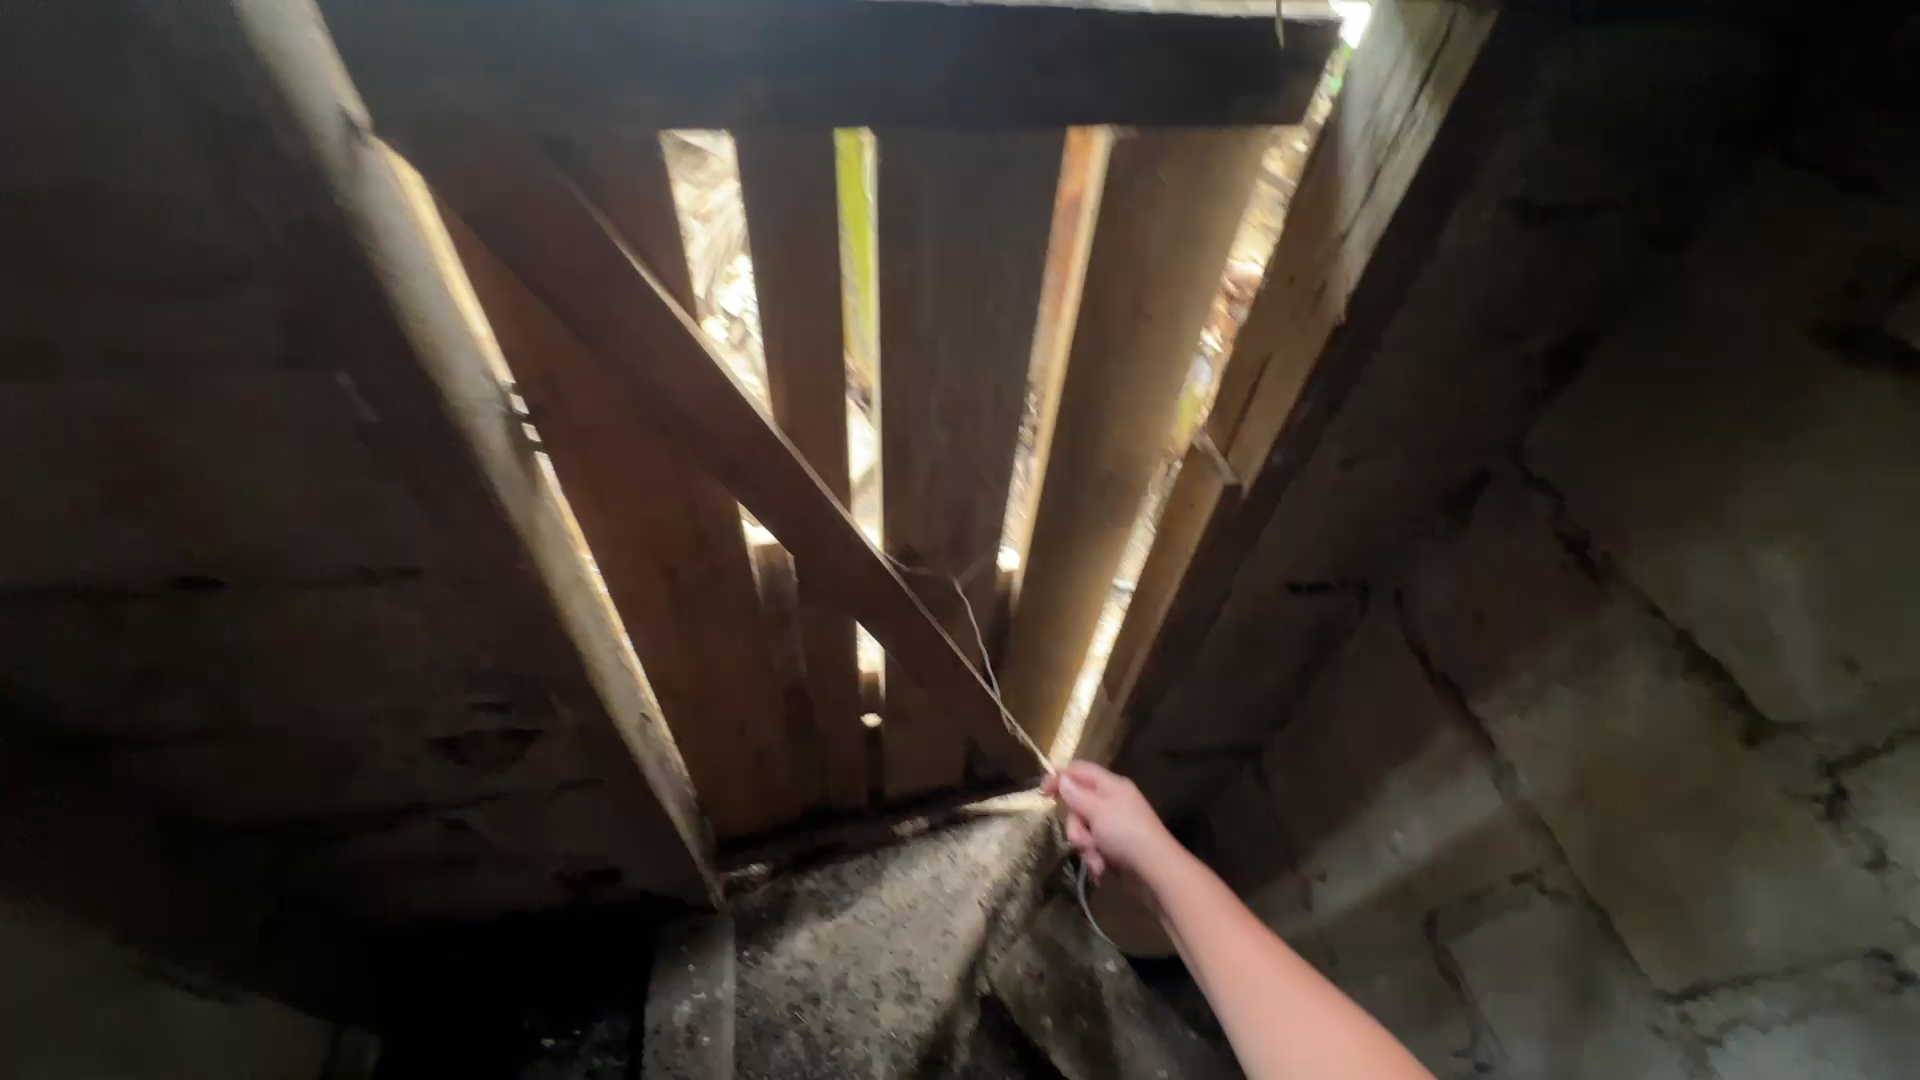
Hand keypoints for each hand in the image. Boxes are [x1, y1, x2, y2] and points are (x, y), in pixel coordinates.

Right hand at [1042, 761, 1181, 886]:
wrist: (1156, 870)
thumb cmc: (1126, 833)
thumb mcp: (1096, 810)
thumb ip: (1076, 794)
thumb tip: (1061, 777)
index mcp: (1111, 785)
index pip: (1079, 770)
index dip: (1060, 778)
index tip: (1043, 793)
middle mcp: (1112, 801)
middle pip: (1078, 804)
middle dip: (1076, 826)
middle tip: (1081, 839)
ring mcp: (1115, 825)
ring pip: (1085, 829)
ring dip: (1086, 847)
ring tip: (1097, 859)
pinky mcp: (1117, 846)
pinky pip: (1096, 847)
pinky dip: (1096, 858)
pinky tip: (1103, 870)